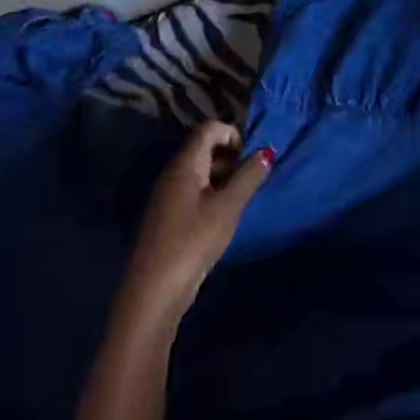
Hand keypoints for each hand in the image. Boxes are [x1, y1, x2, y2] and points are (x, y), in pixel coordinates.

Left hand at [119, 121, 271, 324]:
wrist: (154, 291)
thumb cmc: (194, 241)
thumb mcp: (229, 207)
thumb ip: (249, 176)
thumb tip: (265, 152)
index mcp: (185, 164)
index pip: (209, 129)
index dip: (233, 134)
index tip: (249, 158)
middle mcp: (172, 173)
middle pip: (203, 148)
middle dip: (230, 156)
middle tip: (249, 179)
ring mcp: (166, 195)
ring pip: (199, 171)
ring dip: (222, 177)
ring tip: (239, 199)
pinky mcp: (166, 216)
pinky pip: (192, 190)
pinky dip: (210, 193)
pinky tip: (221, 217)